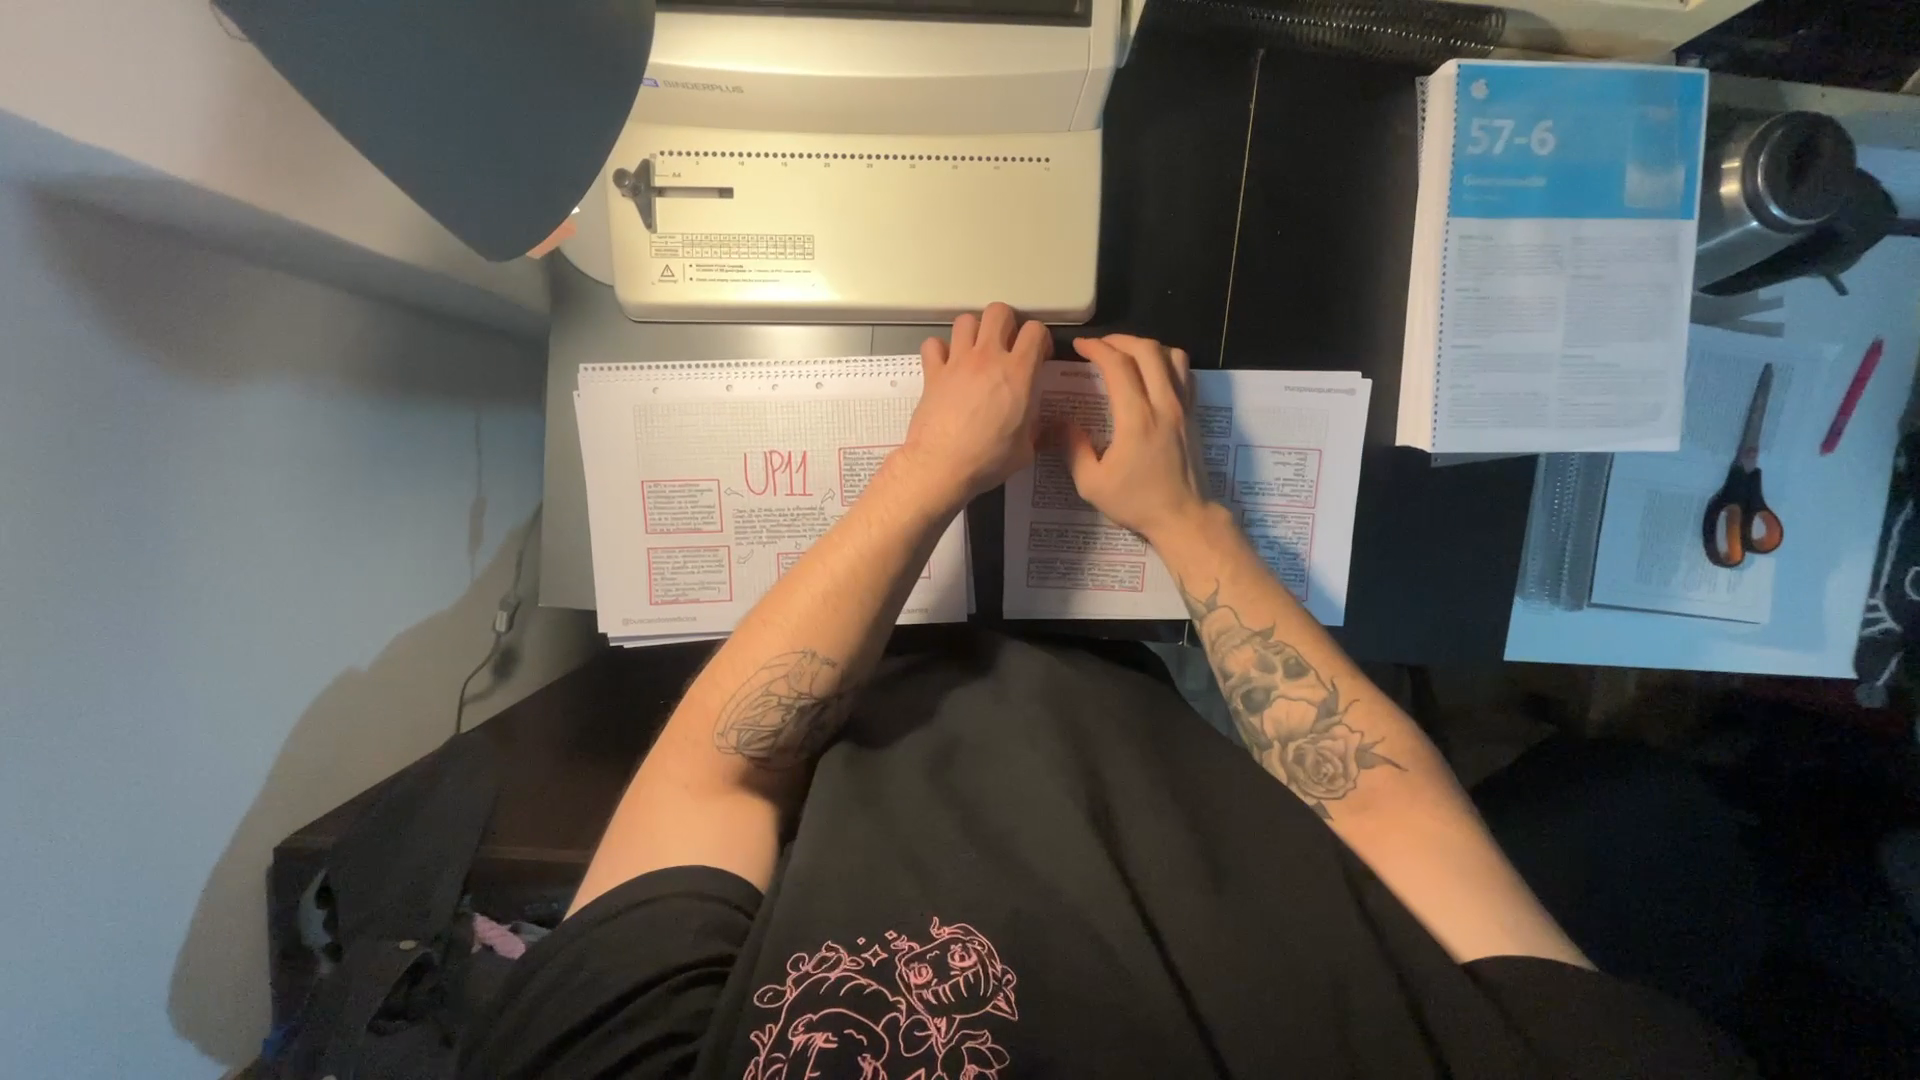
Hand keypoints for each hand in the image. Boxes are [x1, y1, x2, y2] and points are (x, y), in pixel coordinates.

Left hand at [897, 303, 1050, 507]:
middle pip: (999, 311)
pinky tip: (946, 366)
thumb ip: (1035, 429)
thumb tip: (1040, 427)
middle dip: (1006, 323)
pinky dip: (939, 351)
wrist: (942, 466)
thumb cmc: (989, 460)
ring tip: (975, 352)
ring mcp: (957, 362)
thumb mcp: (1026, 449)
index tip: (1039, 357)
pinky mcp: (933, 373)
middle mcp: (988, 357)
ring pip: (965, 320)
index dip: (1040, 339)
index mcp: (1018, 372)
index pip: (1035, 330)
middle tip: (1007, 346)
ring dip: (973, 332)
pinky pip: (933, 345)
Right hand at [1061, 335, 1210, 541]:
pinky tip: (1152, 374)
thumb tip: (1059, 424)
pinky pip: (1185, 373)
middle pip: (1147, 350)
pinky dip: (1167, 362)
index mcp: (1136, 418)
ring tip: (1127, 355)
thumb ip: (1073, 449)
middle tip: (1100, 346)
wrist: (1184, 518)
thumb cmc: (1137, 503)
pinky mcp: (1195, 414)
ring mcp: (1184, 407)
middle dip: (1120, 340)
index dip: (1096, 348)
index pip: (1118, 365)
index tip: (1079, 347)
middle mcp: (1164, 404)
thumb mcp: (1092, 484)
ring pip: (1172, 356)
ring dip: (1147, 347)